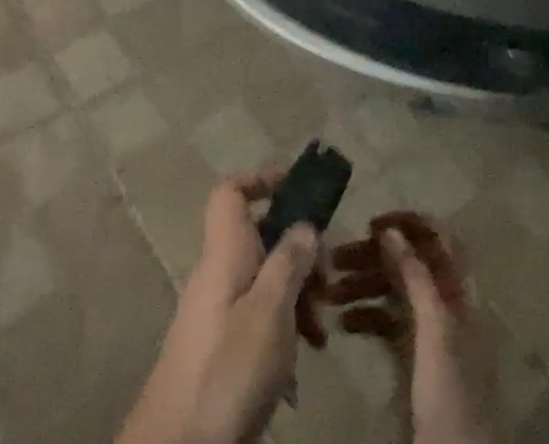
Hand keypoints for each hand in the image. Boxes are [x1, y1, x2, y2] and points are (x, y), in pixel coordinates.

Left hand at [117, 170, 325, 443]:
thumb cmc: (227, 369)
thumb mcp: (270, 313)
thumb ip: (289, 263)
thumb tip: (304, 223)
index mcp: (224, 255)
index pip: (230, 194)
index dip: (260, 179)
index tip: (299, 187)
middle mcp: (218, 274)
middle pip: (260, 239)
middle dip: (301, 252)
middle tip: (330, 281)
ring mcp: (218, 311)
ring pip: (266, 281)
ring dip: (299, 297)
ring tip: (322, 331)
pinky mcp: (222, 345)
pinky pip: (260, 317)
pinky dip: (286, 329)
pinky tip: (304, 362)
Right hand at [328, 212, 495, 443]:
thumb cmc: (451, 391)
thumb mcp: (435, 331)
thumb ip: (416, 278)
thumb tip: (390, 232)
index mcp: (460, 294)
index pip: (440, 241)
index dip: (410, 225)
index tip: (370, 224)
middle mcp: (446, 305)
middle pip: (411, 265)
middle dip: (374, 256)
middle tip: (334, 259)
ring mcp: (430, 332)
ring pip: (395, 293)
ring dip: (363, 285)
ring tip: (329, 293)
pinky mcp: (414, 357)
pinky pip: (388, 323)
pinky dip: (366, 317)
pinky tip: (342, 324)